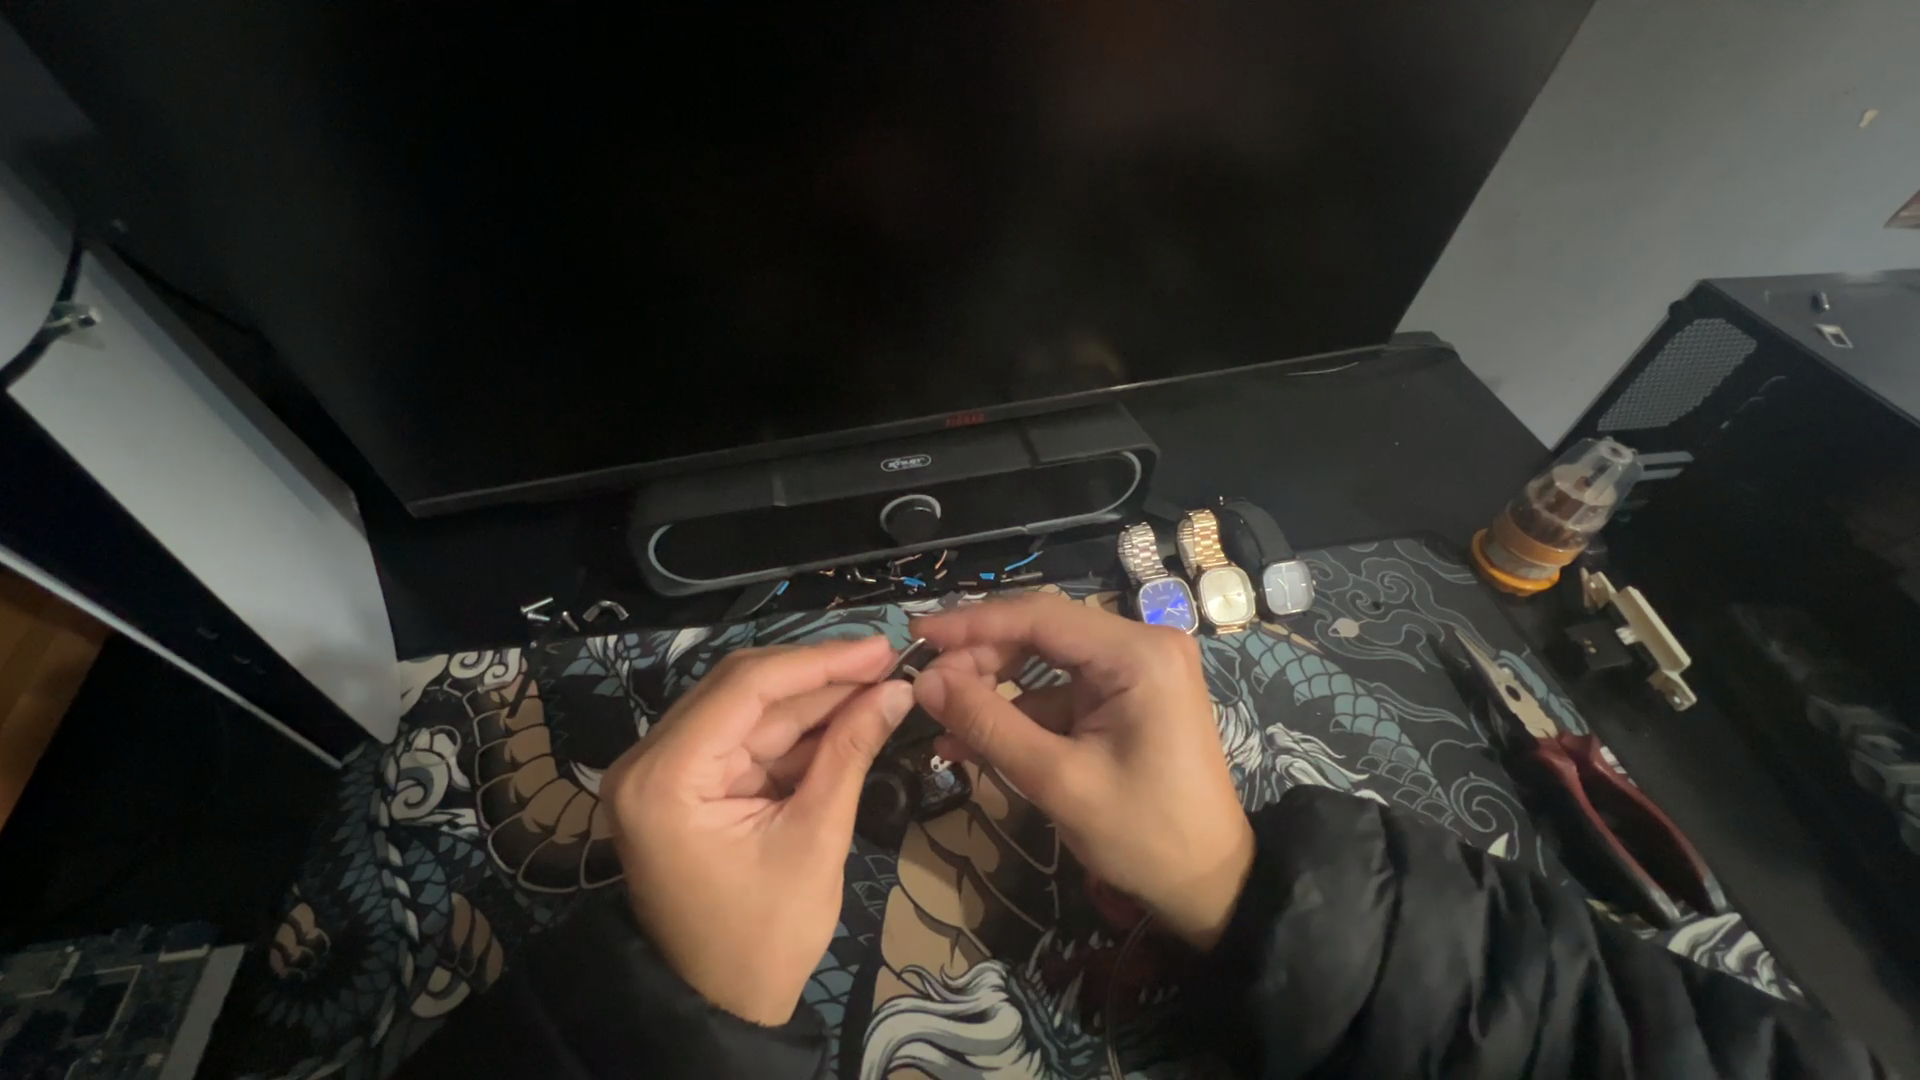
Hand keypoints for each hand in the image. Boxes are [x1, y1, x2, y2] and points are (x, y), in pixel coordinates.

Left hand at [601, 635, 914, 1025]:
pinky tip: (848, 712)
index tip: (880, 648)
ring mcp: (669, 770)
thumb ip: (851, 752)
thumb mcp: (816, 839)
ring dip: (816, 697)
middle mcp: (652, 760)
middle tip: (886, 660)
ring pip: (752, 709)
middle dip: (821, 674)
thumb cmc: (765, 938)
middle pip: (745, 690)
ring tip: (879, 682)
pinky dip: (800, 728)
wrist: (722, 1006)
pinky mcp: (692, 782)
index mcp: (665, 778)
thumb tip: (898, 690)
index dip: (820, 661)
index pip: (746, 688)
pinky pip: (750, 739)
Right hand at [910, 593, 1253, 949]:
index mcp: (1137, 653)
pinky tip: (976, 741)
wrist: (1209, 885)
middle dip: (980, 661)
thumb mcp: (1057, 780)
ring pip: (1045, 661)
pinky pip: (1061, 690)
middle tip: (928, 691)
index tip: (918, 635)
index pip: (1039, 616)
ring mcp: (1135, 668)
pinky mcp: (1126, 694)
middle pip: (1041, 632)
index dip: (972, 623)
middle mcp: (1141, 644)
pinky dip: (1021, 713)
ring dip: (994, 690)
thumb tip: (924, 682)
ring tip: (943, 724)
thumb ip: (988, 723)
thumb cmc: (1143, 835)